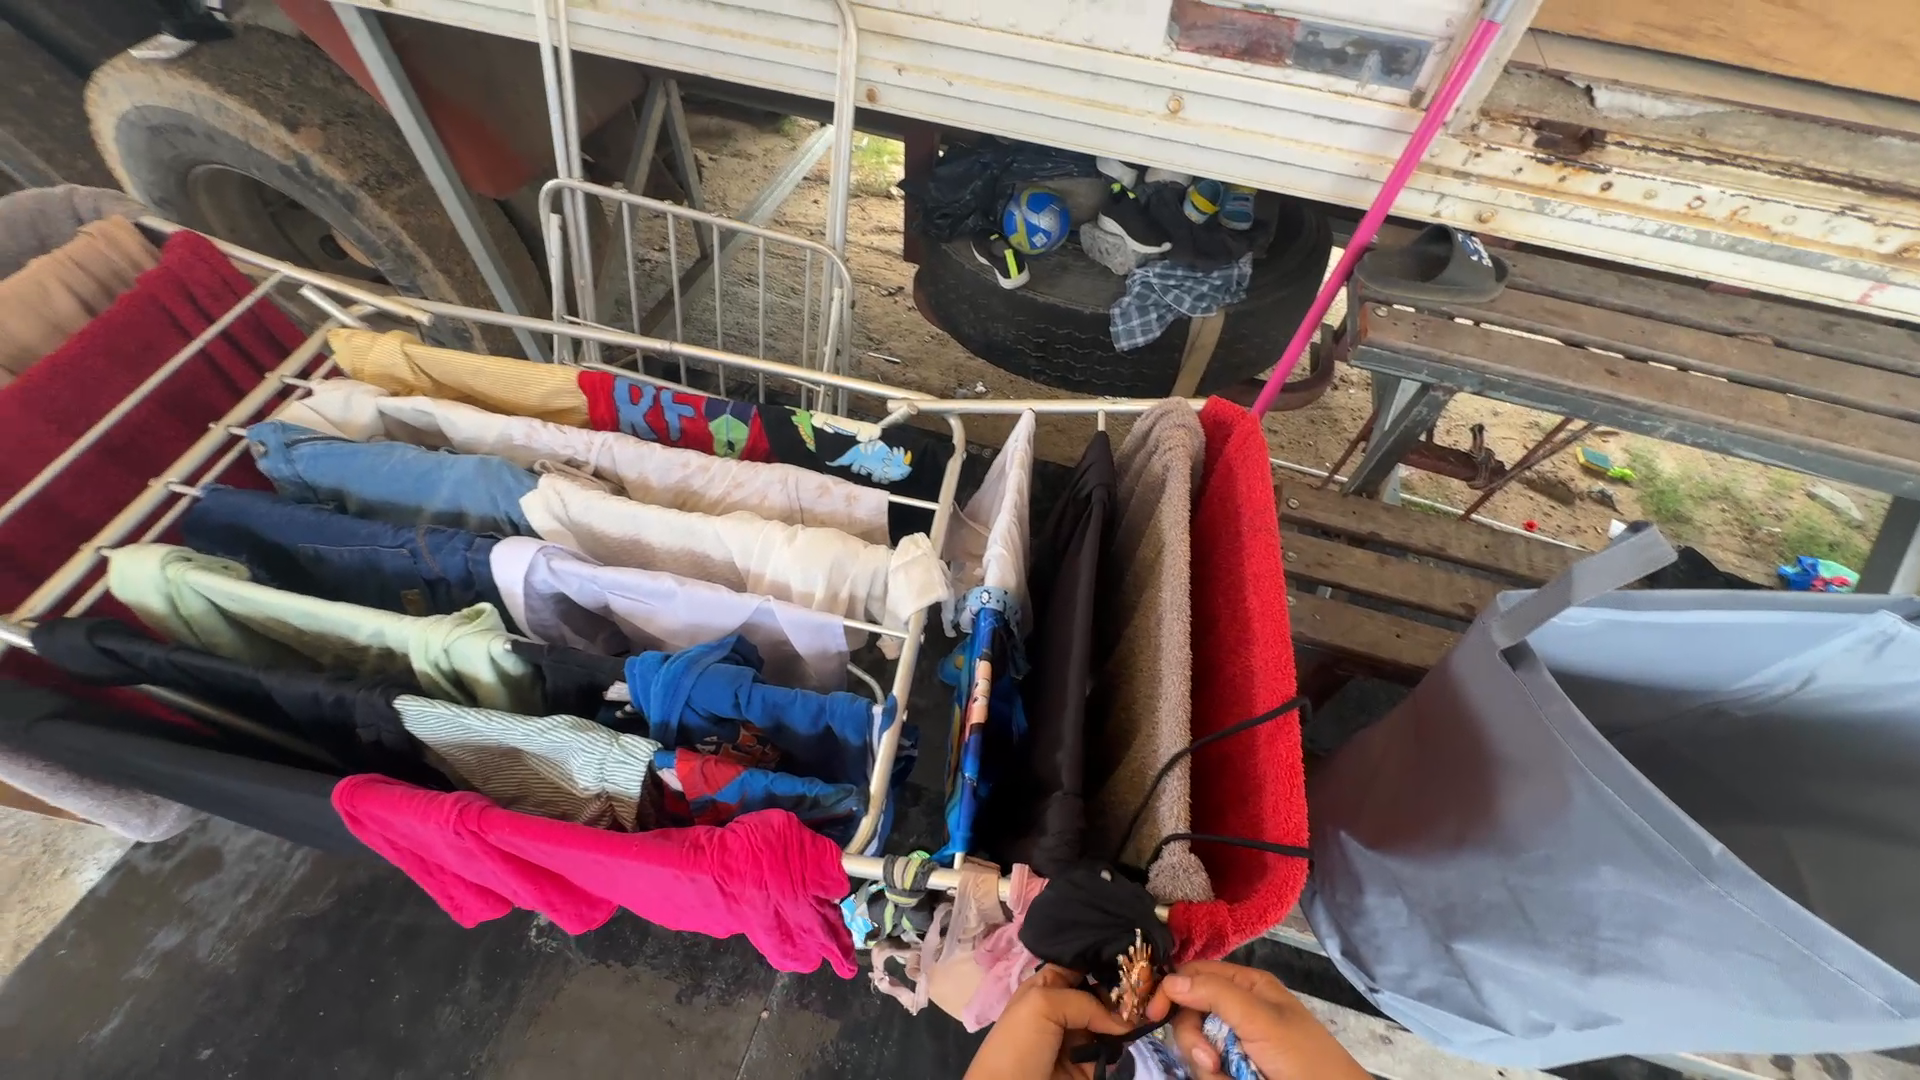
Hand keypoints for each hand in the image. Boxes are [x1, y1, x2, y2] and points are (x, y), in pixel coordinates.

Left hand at [964, 965, 1133, 1079]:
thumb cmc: (1018, 1043)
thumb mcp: (1042, 1005)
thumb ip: (1084, 1002)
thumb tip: (1123, 1021)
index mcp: (1047, 985)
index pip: (1080, 965)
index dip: (1101, 960)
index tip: (1129, 959)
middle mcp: (1065, 1007)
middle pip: (1099, 993)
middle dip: (1119, 991)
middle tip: (1140, 990)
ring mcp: (1078, 1038)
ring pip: (1109, 1022)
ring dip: (1124, 1018)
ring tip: (1141, 1012)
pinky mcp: (1089, 1067)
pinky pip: (1112, 1052)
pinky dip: (1122, 1046)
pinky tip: (1131, 1036)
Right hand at [1144, 961, 1368, 1079]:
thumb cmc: (1305, 1060)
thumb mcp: (1261, 1021)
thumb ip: (1215, 995)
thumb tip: (1169, 980)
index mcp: (1246, 987)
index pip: (1195, 975)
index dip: (1171, 990)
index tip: (1153, 1014)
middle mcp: (1237, 1012)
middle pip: (1190, 1014)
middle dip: (1194, 1040)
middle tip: (1211, 1061)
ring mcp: (1236, 1047)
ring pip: (1197, 1048)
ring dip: (1208, 1068)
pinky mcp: (1235, 1074)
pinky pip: (1209, 1073)